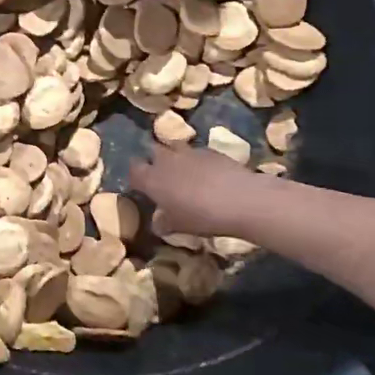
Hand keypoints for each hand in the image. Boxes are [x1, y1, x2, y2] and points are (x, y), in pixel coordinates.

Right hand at [128, 145, 264, 237]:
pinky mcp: (210, 150)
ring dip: (176, 158)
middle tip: (163, 177)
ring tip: (185, 173)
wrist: (241, 199)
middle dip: (155, 161)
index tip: (142, 188)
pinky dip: (198, 161)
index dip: (136, 178)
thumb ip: (163, 222)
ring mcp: (189, 152)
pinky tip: (209, 175)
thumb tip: (158, 222)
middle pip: (153, 152)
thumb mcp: (178, 226)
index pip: (134, 171)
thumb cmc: (201, 216)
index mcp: (151, 179)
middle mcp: (165, 160)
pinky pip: (197, 153)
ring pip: (174, 148)